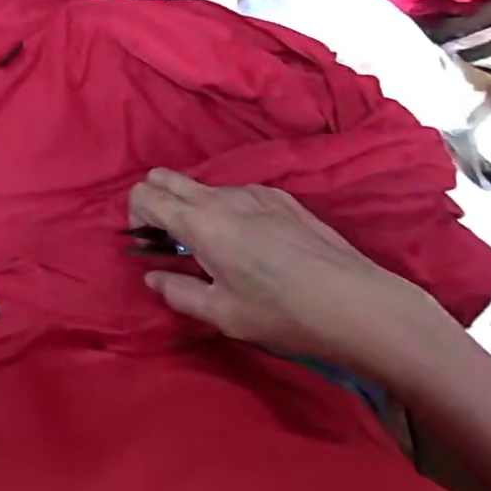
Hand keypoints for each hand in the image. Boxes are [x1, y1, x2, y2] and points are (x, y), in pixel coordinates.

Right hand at [129, 169, 462, 390]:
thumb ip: (178, 293)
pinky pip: (237, 194)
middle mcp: (221, 197)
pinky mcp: (279, 196)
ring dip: (194, 209)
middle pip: (165, 176)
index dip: (135, 216)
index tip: (148, 245)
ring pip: (203, 187)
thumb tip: (152, 278)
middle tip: (171, 243)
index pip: (145, 194)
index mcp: (201, 223)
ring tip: (220, 252)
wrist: (356, 302)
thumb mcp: (224, 314)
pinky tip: (256, 248)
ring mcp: (253, 191)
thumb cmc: (284, 313)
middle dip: (155, 201)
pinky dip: (227, 211)